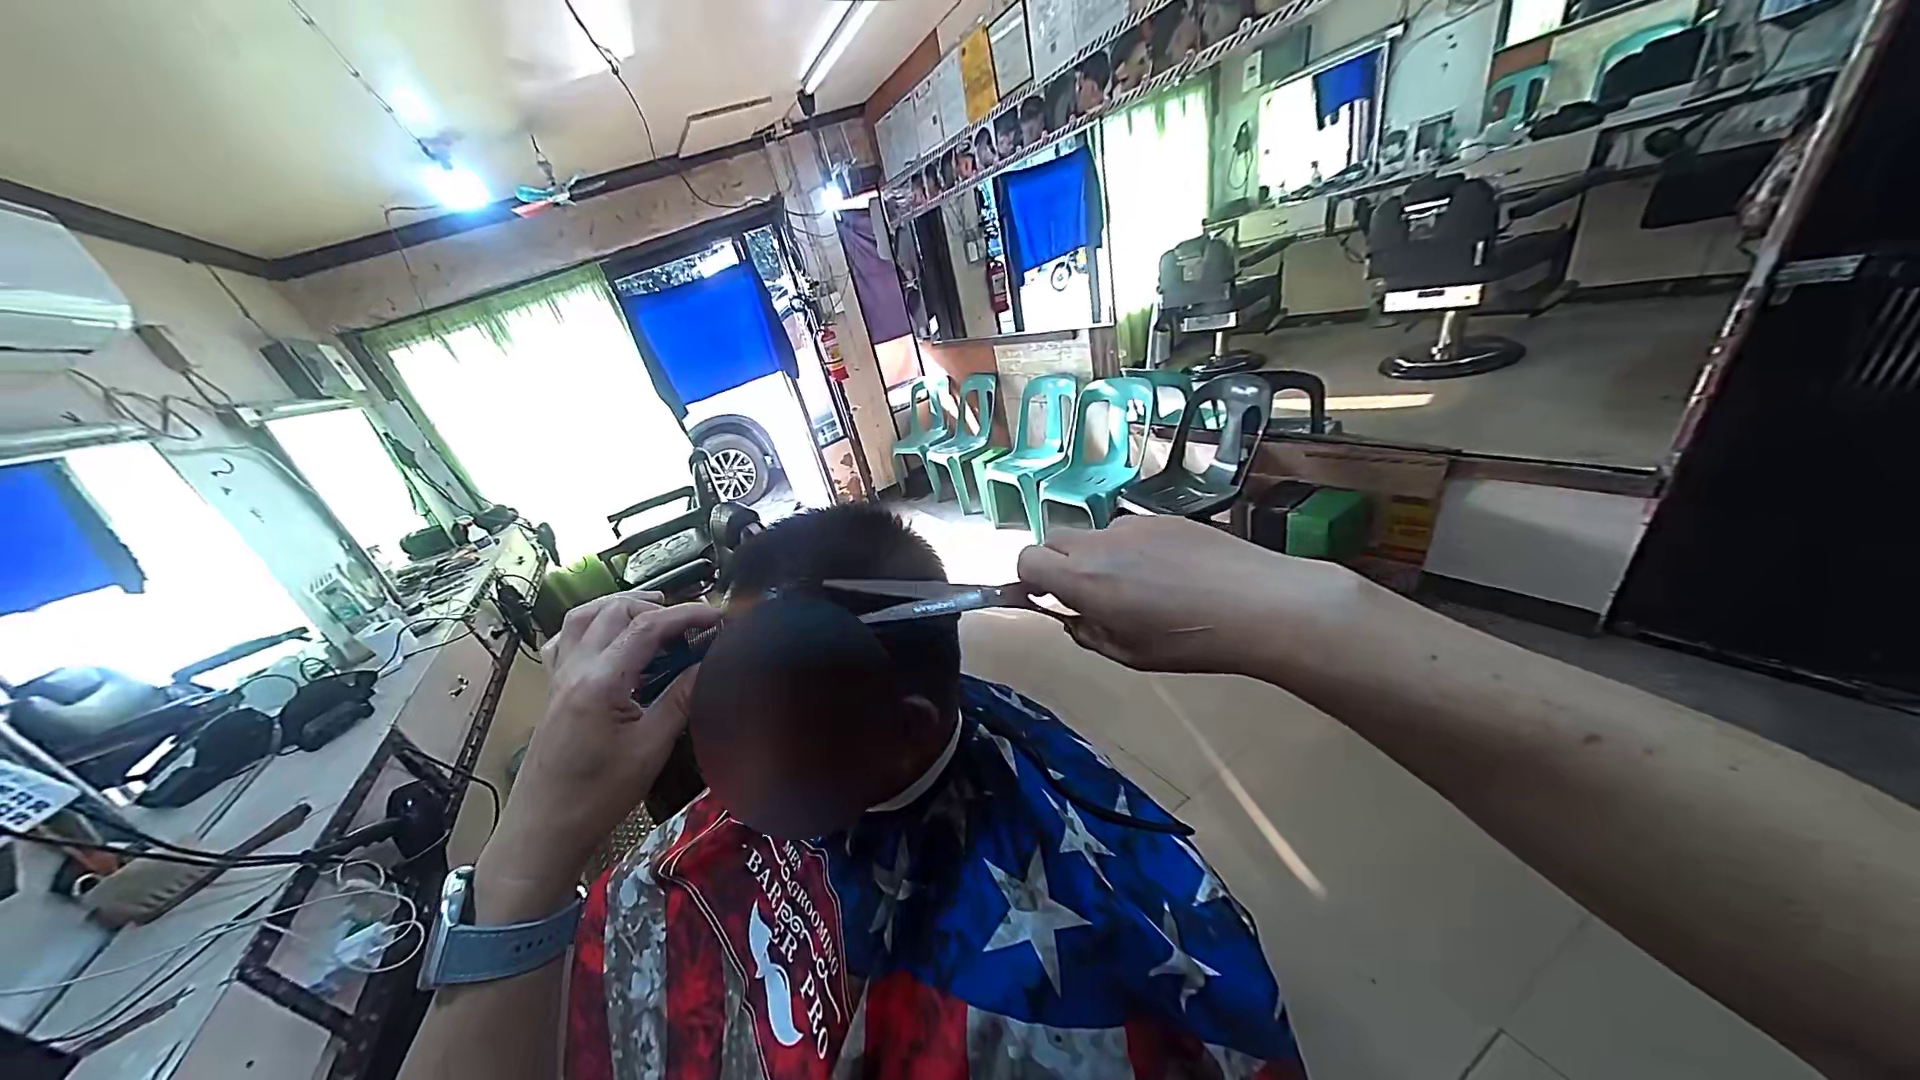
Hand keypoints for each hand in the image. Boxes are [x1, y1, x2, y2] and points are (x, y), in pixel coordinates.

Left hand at [475, 590, 720, 920]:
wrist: (545, 830)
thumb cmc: (600, 793)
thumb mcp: (652, 746)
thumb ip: (682, 697)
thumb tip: (710, 663)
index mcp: (600, 681)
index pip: (648, 627)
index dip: (688, 614)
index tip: (719, 615)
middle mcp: (574, 669)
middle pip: (615, 611)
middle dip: (658, 606)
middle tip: (692, 621)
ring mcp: (558, 678)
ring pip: (584, 617)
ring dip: (622, 607)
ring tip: (654, 615)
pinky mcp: (553, 690)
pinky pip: (566, 640)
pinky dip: (592, 626)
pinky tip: (612, 639)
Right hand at [1016, 516, 1366, 675]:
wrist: (1260, 604)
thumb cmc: (1191, 640)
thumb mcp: (1129, 654)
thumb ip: (1087, 633)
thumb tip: (1072, 618)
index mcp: (1083, 579)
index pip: (1027, 559)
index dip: (1030, 578)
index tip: (1048, 597)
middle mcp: (1101, 543)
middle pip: (1055, 540)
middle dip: (1060, 564)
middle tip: (1090, 594)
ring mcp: (1134, 525)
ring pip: (1095, 536)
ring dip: (1100, 557)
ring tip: (1141, 586)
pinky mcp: (1164, 518)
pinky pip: (1131, 531)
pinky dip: (1133, 549)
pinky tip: (1170, 573)